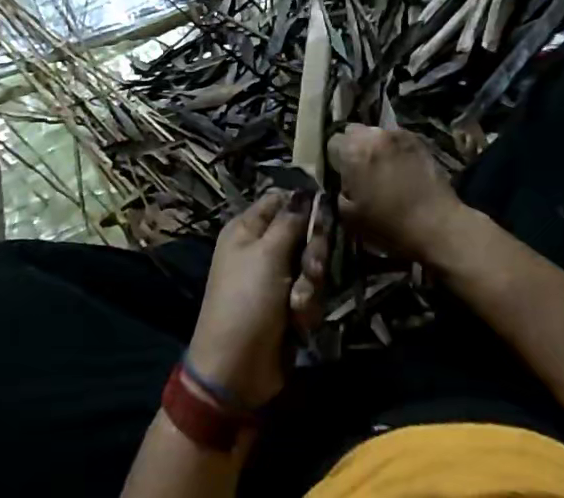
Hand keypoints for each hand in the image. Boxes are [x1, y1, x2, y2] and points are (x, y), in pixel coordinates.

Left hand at [187, 190, 328, 407]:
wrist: (237, 371)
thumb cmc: (247, 303)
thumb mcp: (267, 255)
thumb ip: (290, 220)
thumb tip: (305, 193)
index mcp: (247, 228)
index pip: (281, 199)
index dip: (304, 204)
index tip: (326, 213)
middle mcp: (260, 248)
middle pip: (303, 232)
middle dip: (312, 253)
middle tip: (310, 270)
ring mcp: (274, 277)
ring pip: (311, 265)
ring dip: (310, 286)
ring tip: (299, 305)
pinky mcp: (287, 304)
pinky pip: (310, 292)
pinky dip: (307, 308)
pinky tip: (299, 323)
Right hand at [328, 125, 467, 261]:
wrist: (437, 225)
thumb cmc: (389, 224)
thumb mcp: (348, 216)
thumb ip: (338, 190)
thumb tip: (342, 181)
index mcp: (354, 150)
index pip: (333, 142)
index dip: (334, 159)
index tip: (340, 175)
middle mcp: (375, 134)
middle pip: (354, 132)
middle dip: (353, 147)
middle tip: (359, 171)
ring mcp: (399, 135)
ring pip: (377, 134)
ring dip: (374, 147)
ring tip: (381, 170)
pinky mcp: (419, 141)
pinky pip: (397, 140)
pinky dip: (394, 150)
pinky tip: (399, 169)